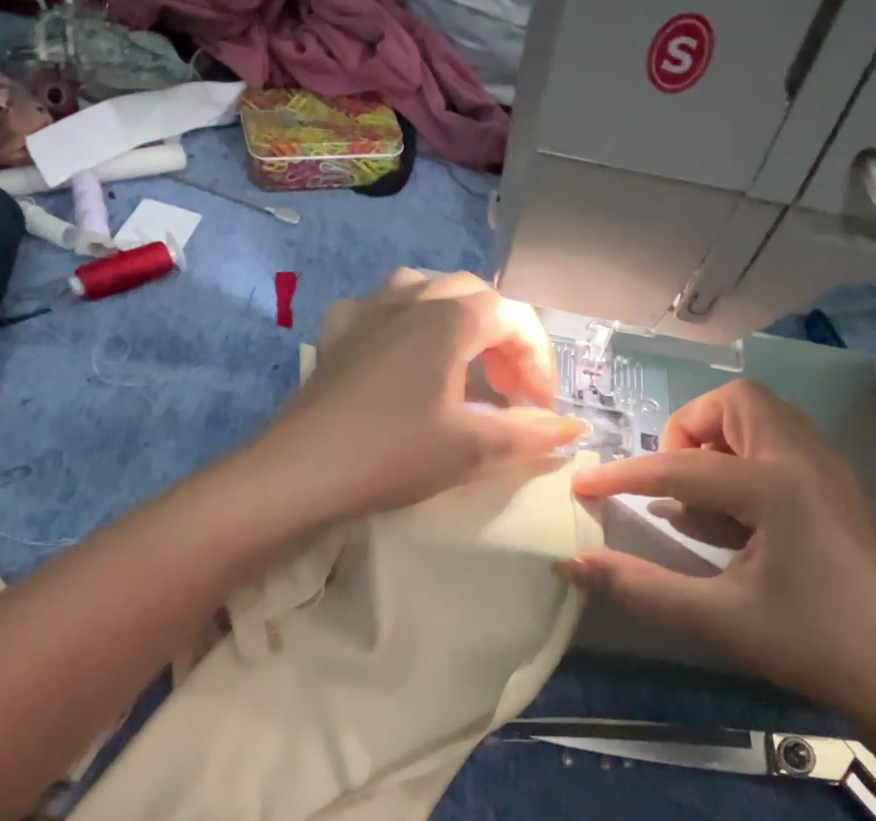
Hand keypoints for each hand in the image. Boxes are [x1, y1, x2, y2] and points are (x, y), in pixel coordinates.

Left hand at [256, 269, 587, 516]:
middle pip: (473, 297)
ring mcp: (365, 312)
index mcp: (449, 317)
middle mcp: (409, 297)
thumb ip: (529, 434)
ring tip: (464, 365)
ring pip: (424, 292)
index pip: (514, 318)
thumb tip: (573, 427)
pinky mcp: (335, 337)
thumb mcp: (472, 449)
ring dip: (456, 323)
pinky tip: (399, 354)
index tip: (543, 409)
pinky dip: (402, 326)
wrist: (301, 471)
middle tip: (511, 390)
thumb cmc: (394, 454)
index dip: (540, 361)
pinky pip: (378, 312)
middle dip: (503, 339)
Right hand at [562, 380, 875, 716]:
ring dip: (718, 441)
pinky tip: (731, 518)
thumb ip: (638, 586)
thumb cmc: (805, 642)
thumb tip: (573, 564)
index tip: (580, 485)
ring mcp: (826, 469)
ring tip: (696, 501)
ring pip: (762, 417)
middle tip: (668, 486)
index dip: (622, 476)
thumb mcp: (714, 617)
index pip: (680, 466)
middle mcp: (804, 459)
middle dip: (687, 431)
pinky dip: (744, 459)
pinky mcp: (833, 488)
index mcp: (775, 485)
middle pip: (735, 401)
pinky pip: (780, 444)